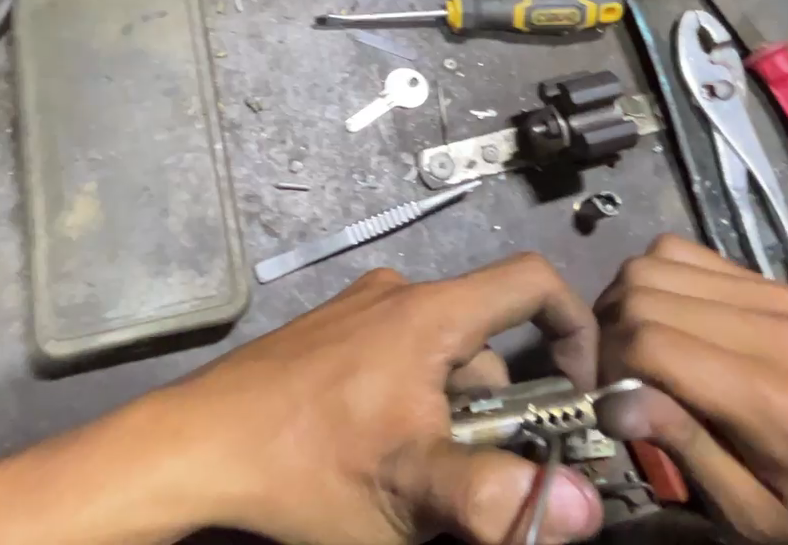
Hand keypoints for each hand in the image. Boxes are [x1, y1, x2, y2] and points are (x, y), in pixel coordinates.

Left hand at [162, 254, 605, 544]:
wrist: (201, 444)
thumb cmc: (306, 464)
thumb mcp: (409, 492)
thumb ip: (498, 498)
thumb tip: (587, 507)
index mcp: (429, 313)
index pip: (531, 281)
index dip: (575, 325)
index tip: (580, 390)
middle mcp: (397, 294)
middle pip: (485, 339)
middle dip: (498, 409)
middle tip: (475, 475)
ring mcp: (357, 309)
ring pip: (439, 356)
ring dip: (451, 412)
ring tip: (416, 473)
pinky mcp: (329, 331)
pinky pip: (396, 355)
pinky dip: (411, 397)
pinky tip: (378, 450)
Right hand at [594, 235, 787, 544]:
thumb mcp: (750, 514)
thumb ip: (682, 445)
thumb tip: (609, 400)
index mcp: (784, 404)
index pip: (654, 343)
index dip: (610, 365)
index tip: (607, 400)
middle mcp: (784, 333)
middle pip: (645, 292)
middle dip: (610, 331)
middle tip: (614, 373)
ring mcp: (781, 298)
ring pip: (654, 262)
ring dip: (625, 300)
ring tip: (634, 345)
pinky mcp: (774, 284)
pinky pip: (680, 252)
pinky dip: (654, 279)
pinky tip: (664, 319)